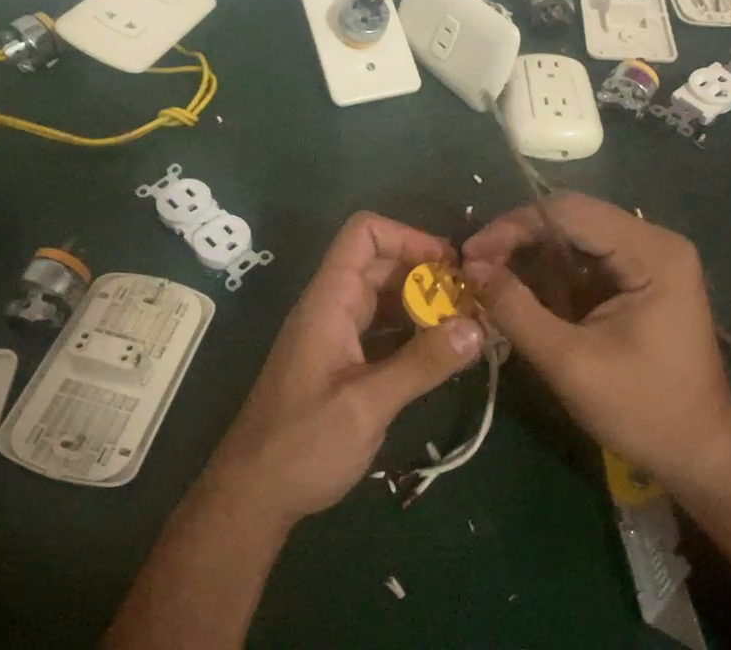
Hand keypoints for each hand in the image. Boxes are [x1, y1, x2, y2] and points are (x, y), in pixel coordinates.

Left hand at [202, 212, 485, 528]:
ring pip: (385, 300)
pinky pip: (383, 332)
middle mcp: (331, 309)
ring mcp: (335, 337)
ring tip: (470, 326)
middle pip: (381, 264)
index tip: (451, 266)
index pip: (363, 233)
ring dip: (425, 306)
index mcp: (329, 301)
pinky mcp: (342, 366)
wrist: (253, 496)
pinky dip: (414, 335)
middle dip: (428, 274)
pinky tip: (445, 355)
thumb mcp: (367, 404)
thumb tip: (478, 326)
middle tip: (475, 301)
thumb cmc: (303, 444)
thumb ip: (422, 363)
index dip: (408, 236)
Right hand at [462, 192, 730, 486]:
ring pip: (574, 238)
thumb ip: (516, 309)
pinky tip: (520, 293)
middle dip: (518, 240)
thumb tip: (471, 267)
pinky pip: (585, 260)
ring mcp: (650, 260)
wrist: (699, 454)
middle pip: (571, 219)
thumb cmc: (642, 410)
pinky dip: (550, 274)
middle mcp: (654, 242)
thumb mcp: (569, 362)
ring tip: (488, 281)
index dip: (512, 227)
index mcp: (652, 252)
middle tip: (474, 268)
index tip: (469, 255)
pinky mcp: (640, 280)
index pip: (568, 212)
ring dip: (530, 257)